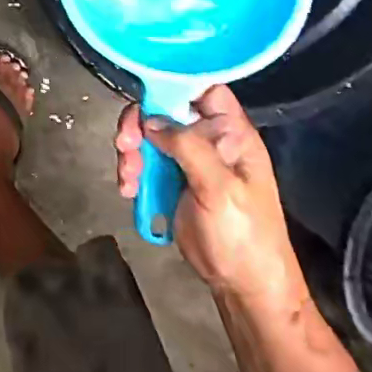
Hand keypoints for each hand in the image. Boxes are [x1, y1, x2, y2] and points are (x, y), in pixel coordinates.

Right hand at [115, 85, 307, 311]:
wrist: (244, 289)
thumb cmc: (245, 238)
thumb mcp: (221, 190)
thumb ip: (188, 148)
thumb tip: (152, 121)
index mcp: (231, 134)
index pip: (204, 88)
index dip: (175, 82)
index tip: (145, 91)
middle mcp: (209, 139)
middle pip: (164, 109)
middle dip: (140, 123)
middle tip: (126, 144)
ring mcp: (189, 160)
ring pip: (148, 134)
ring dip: (131, 150)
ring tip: (128, 177)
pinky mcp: (171, 180)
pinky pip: (143, 161)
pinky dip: (131, 171)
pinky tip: (129, 190)